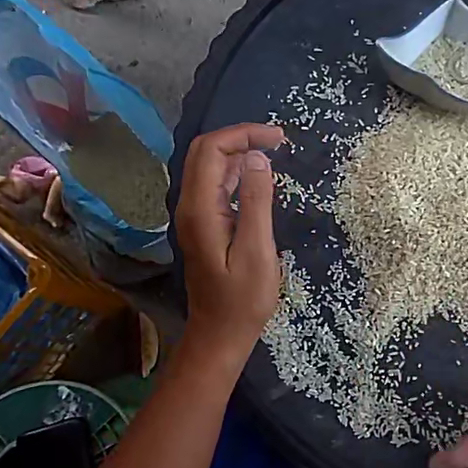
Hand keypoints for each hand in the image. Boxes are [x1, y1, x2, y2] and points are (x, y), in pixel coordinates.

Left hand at [175, 123, 285, 366]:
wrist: (220, 333)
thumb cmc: (243, 299)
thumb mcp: (257, 251)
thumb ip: (256, 202)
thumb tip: (258, 158)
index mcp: (200, 210)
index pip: (211, 150)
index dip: (242, 134)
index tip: (278, 139)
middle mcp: (189, 206)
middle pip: (204, 151)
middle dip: (239, 137)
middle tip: (277, 141)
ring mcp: (193, 215)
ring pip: (208, 166)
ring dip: (237, 152)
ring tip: (273, 153)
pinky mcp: (203, 224)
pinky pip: (214, 185)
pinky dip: (235, 172)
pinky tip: (258, 177)